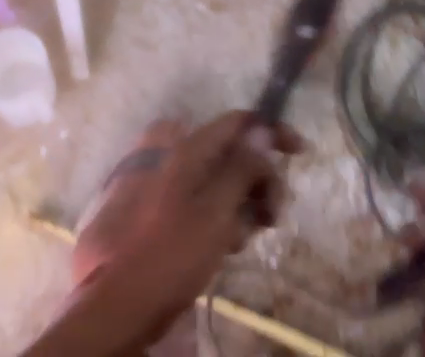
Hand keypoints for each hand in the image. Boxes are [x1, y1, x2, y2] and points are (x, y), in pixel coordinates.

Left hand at [91, 112, 302, 324]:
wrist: (123, 302)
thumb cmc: (171, 253)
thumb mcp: (215, 211)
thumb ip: (241, 168)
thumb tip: (262, 129)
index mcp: (189, 149)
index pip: (238, 122)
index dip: (272, 131)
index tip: (301, 153)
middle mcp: (181, 159)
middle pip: (235, 155)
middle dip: (261, 180)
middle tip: (274, 215)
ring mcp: (175, 187)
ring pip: (224, 183)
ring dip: (245, 206)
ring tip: (245, 239)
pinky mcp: (172, 214)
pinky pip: (209, 205)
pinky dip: (225, 221)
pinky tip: (227, 247)